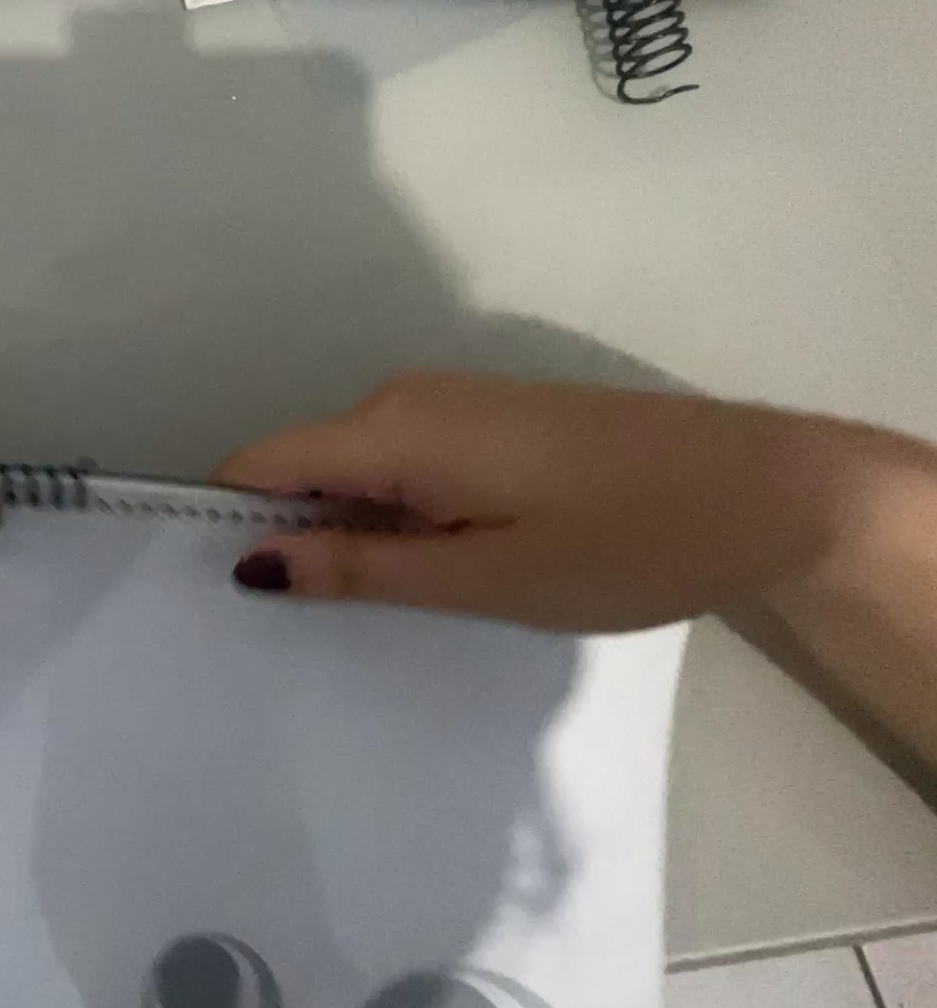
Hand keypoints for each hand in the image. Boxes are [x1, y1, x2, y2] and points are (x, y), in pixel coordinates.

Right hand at [211, 371, 928, 632]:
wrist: (778, 490)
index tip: (236, 582)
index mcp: (391, 431)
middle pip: (297, 463)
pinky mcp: (469, 413)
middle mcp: (398, 397)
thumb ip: (355, 566)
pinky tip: (436, 548)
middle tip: (325, 610)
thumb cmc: (624, 542)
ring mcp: (437, 399)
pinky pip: (387, 457)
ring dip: (343, 522)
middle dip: (292, 528)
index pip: (259, 461)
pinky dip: (383, 505)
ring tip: (393, 586)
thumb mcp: (480, 576)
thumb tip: (250, 565)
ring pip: (342, 463)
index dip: (228, 516)